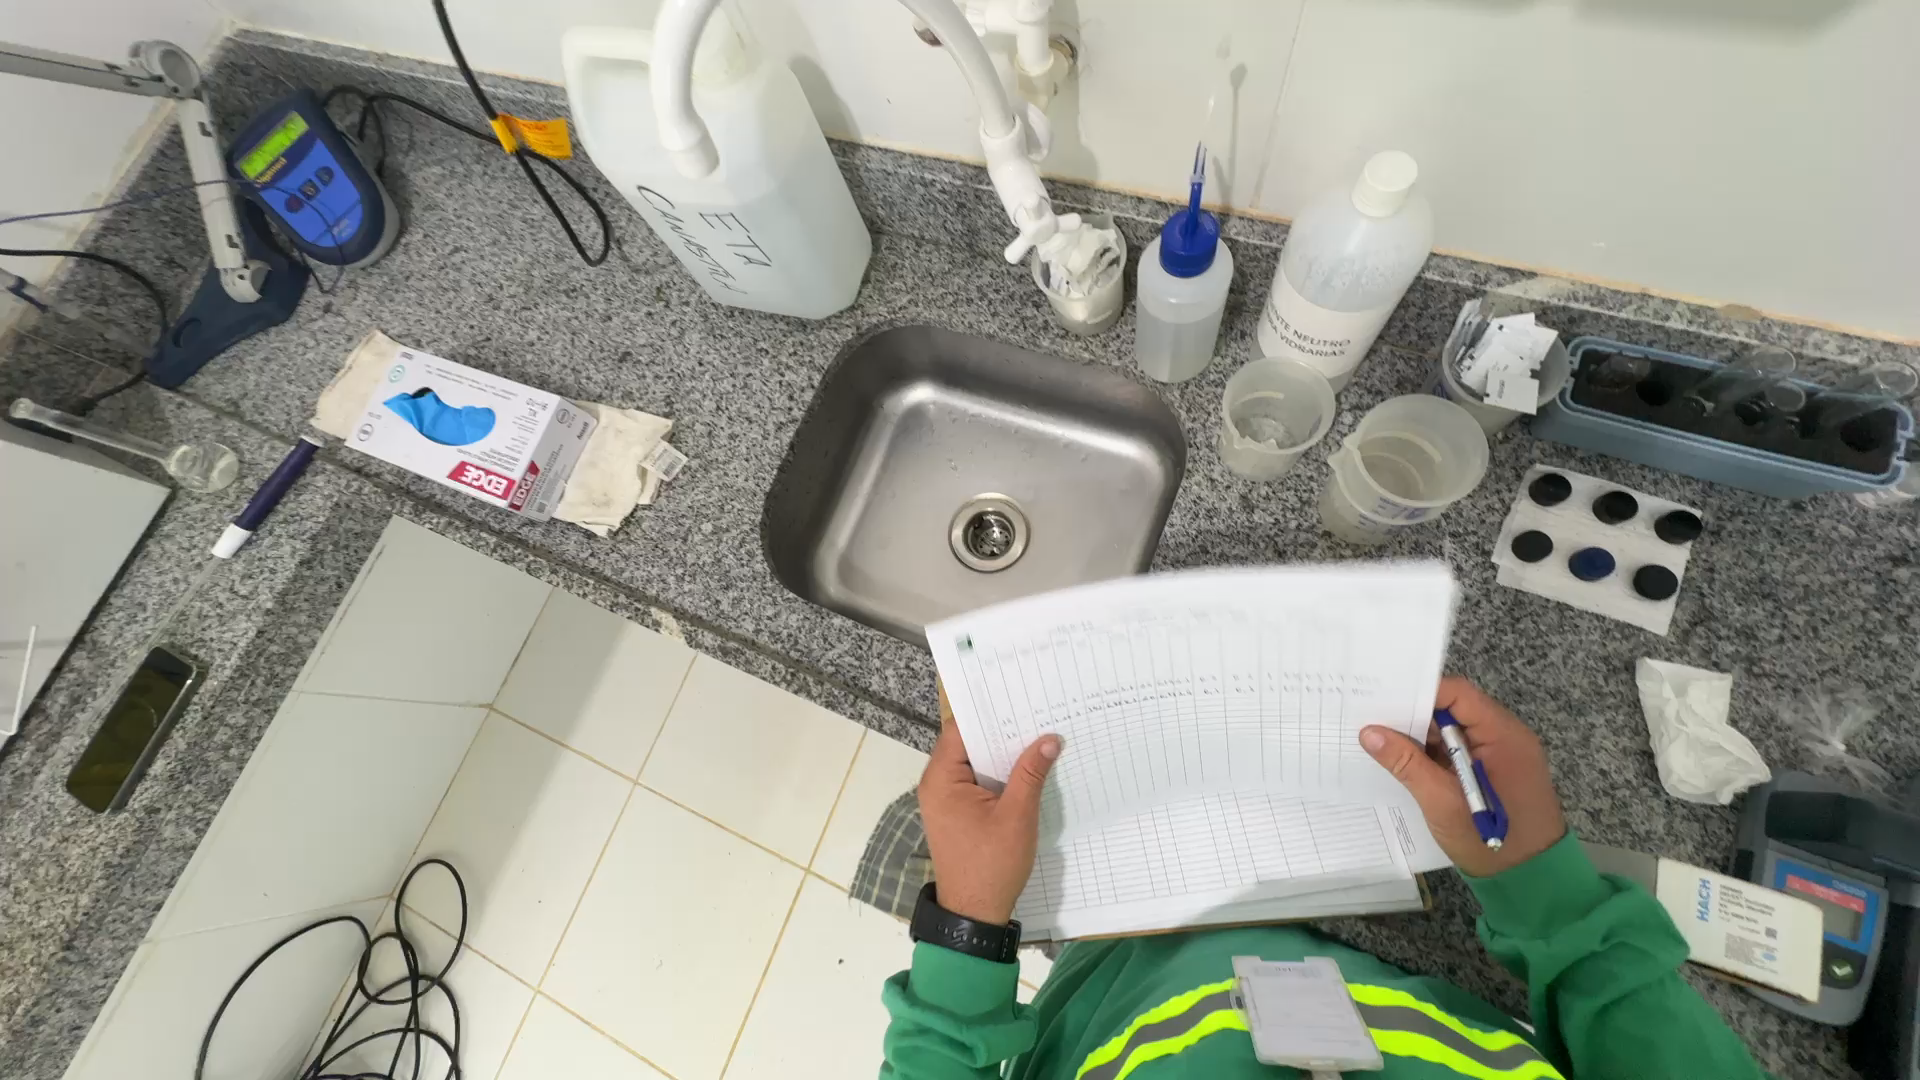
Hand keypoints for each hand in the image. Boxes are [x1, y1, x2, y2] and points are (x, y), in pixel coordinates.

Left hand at [917, 682, 1060, 923]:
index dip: (987, 712)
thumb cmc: (991, 865)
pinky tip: (1025, 764)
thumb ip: (1030, 774)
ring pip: (974, 761)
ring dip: (1000, 752)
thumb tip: (1050, 739)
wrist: (975, 916)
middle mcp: (936, 783)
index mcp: (941, 779)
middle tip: (1032, 709)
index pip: (960, 730)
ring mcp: (945, 798)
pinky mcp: (957, 811)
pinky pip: (976, 780)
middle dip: (999, 730)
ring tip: (1034, 731)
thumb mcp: (1017, 817)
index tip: (1015, 696)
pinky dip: (997, 772)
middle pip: (967, 743)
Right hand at [1359, 676, 1566, 876]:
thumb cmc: (1492, 840)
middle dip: (1411, 710)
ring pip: (1447, 727)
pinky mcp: (1485, 769)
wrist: (1531, 882)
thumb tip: (1369, 732)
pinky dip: (1425, 748)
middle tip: (1369, 712)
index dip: (1419, 691)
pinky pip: (1450, 746)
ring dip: (1415, 732)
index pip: (1458, 694)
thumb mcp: (1443, 802)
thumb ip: (1407, 763)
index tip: (1380, 696)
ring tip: (1375, 732)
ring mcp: (1495, 753)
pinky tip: (1396, 754)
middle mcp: (1502, 736)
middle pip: (1451, 707)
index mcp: (1504, 736)